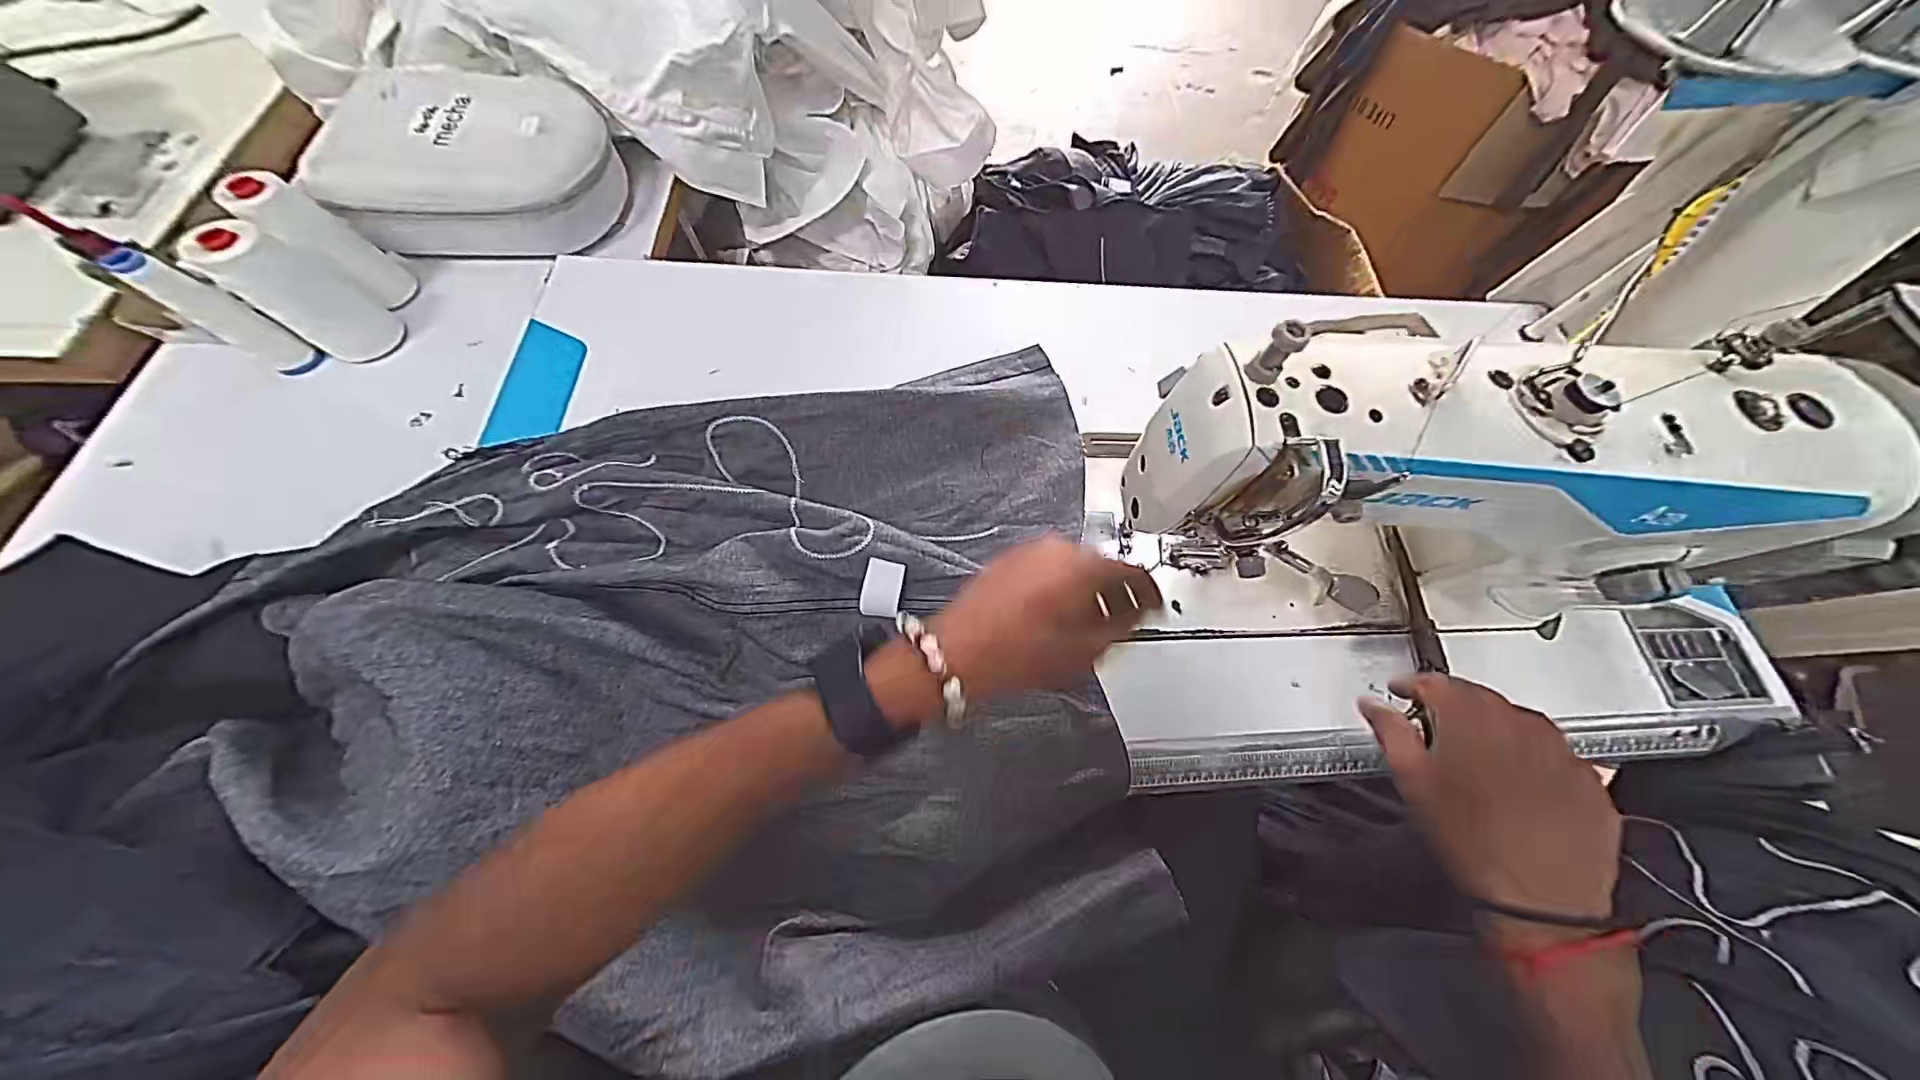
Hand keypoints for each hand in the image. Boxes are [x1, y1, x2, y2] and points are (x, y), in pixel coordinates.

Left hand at [933, 534, 1161, 699]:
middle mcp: (1055, 549)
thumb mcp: (1083, 651)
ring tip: (1088, 621)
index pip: (1133, 571)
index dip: (1149, 592)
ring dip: (1087, 589)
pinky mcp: (1010, 560)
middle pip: (1102, 565)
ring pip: (1074, 566)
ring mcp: (1028, 552)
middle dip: (1115, 591)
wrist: (959, 653)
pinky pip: (1048, 568)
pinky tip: (1058, 614)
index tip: (1153, 602)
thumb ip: (1121, 626)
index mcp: (1080, 566)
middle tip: (1123, 616)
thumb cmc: (1009, 654)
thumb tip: (1136, 614)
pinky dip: (1061, 586)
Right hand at [1357, 675, 1621, 930]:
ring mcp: (1561, 750)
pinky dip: (1530, 760)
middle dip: (1453, 710)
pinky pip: (1552, 754)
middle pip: (1478, 698)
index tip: (1403, 692)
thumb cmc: (1473, 842)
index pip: (1435, 682)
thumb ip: (1390, 732)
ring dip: (1493, 734)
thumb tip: (1374, 707)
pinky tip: (1515, 789)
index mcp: (1471, 718)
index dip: (1411, 686)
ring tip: (1477, 768)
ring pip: (1517, 724)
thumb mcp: (1412, 780)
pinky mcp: (1590, 778)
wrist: (1541, 900)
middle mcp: (1521, 724)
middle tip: (1436, 737)